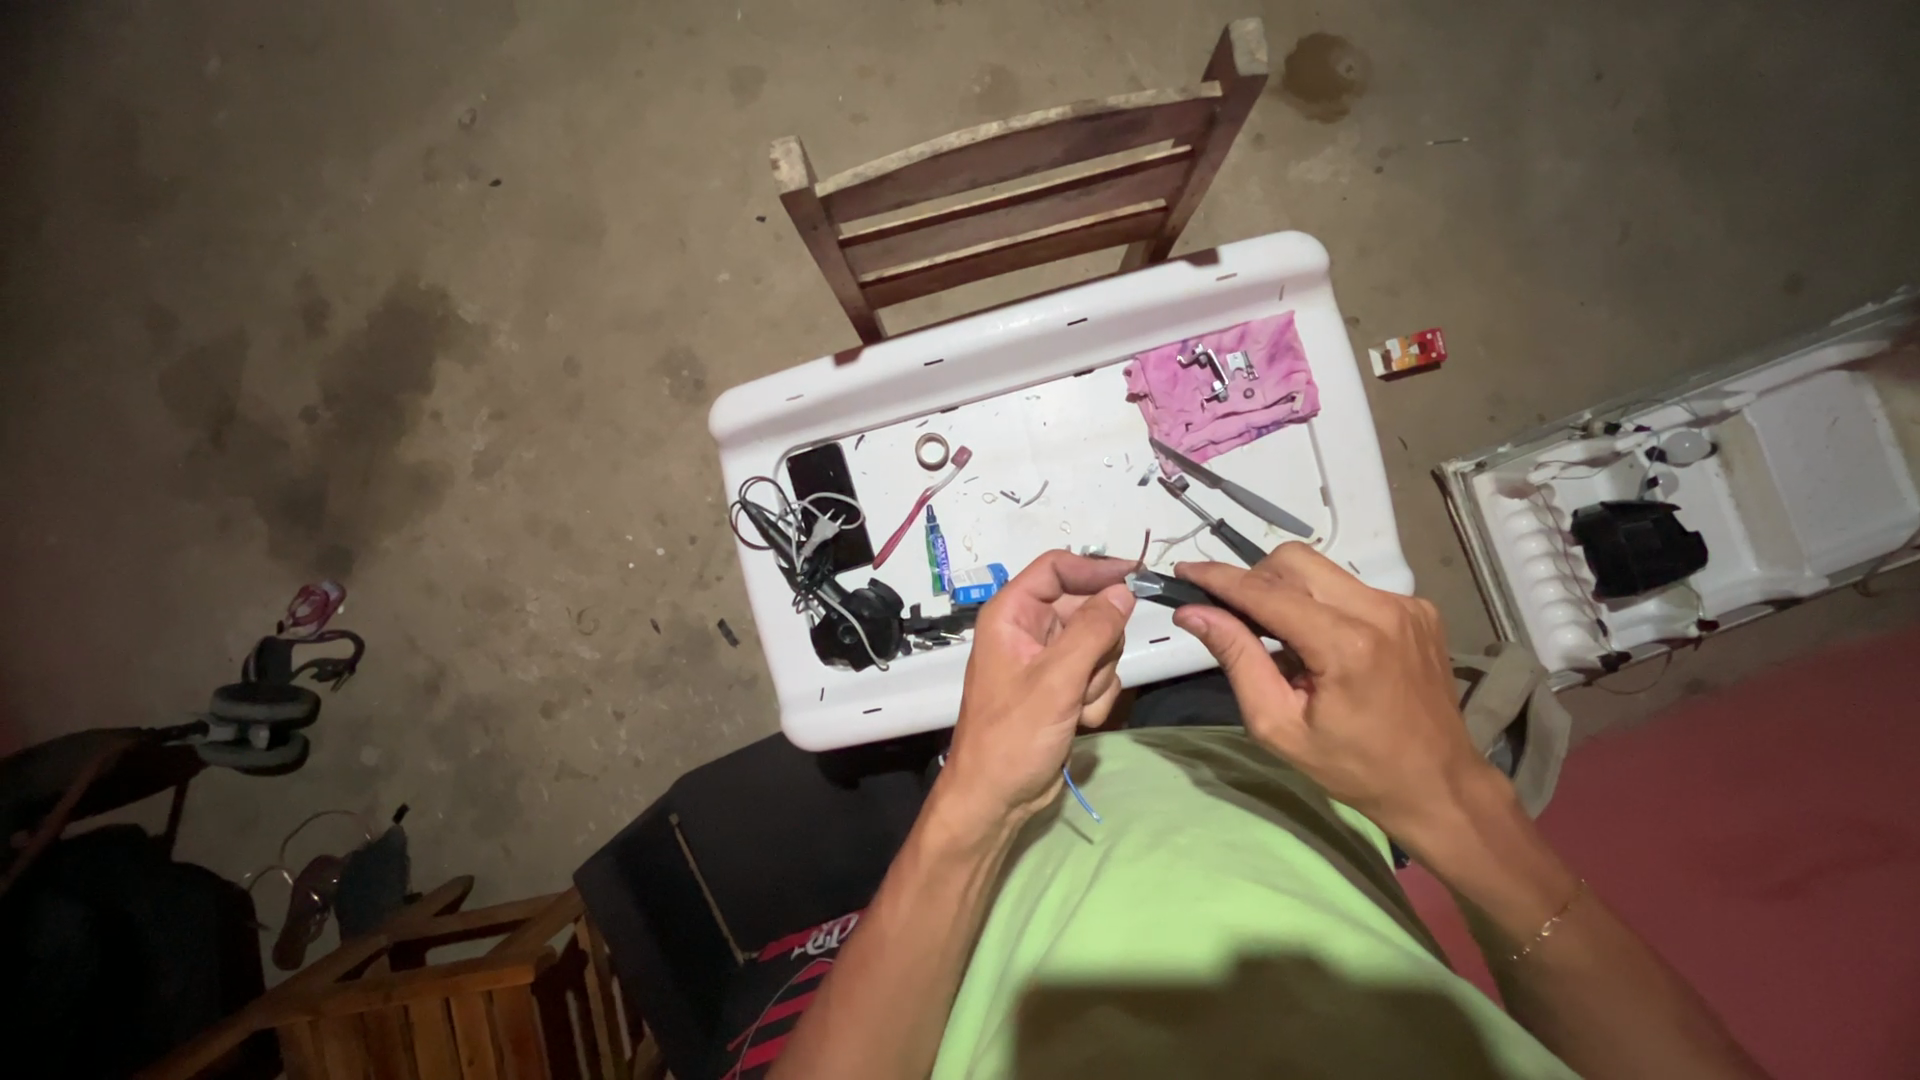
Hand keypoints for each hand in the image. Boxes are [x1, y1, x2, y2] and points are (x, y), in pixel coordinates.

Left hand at [944, 551, 1135, 825]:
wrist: (996, 797)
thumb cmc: (1013, 736)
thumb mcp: (1056, 679)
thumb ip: (1093, 630)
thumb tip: (1124, 591)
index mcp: (1011, 614)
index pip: (1057, 568)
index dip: (1096, 568)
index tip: (1137, 576)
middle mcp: (1028, 629)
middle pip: (1087, 608)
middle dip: (1098, 646)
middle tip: (1085, 676)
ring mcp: (1047, 660)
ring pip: (1099, 644)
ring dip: (1097, 678)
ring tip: (1074, 706)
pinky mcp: (1062, 687)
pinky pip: (1097, 674)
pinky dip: (1095, 698)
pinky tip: (1077, 722)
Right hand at [1172, 544, 1491, 840]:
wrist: (1439, 785)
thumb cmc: (1352, 767)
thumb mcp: (1278, 724)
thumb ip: (1237, 659)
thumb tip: (1193, 613)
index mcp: (1346, 644)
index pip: (1266, 592)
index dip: (1219, 579)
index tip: (1183, 572)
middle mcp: (1380, 610)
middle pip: (1295, 561)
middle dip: (1255, 579)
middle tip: (1237, 617)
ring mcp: (1405, 605)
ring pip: (1322, 569)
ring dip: (1287, 592)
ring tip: (1283, 640)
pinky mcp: (1417, 609)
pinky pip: (1349, 587)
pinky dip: (1321, 604)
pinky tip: (1323, 645)